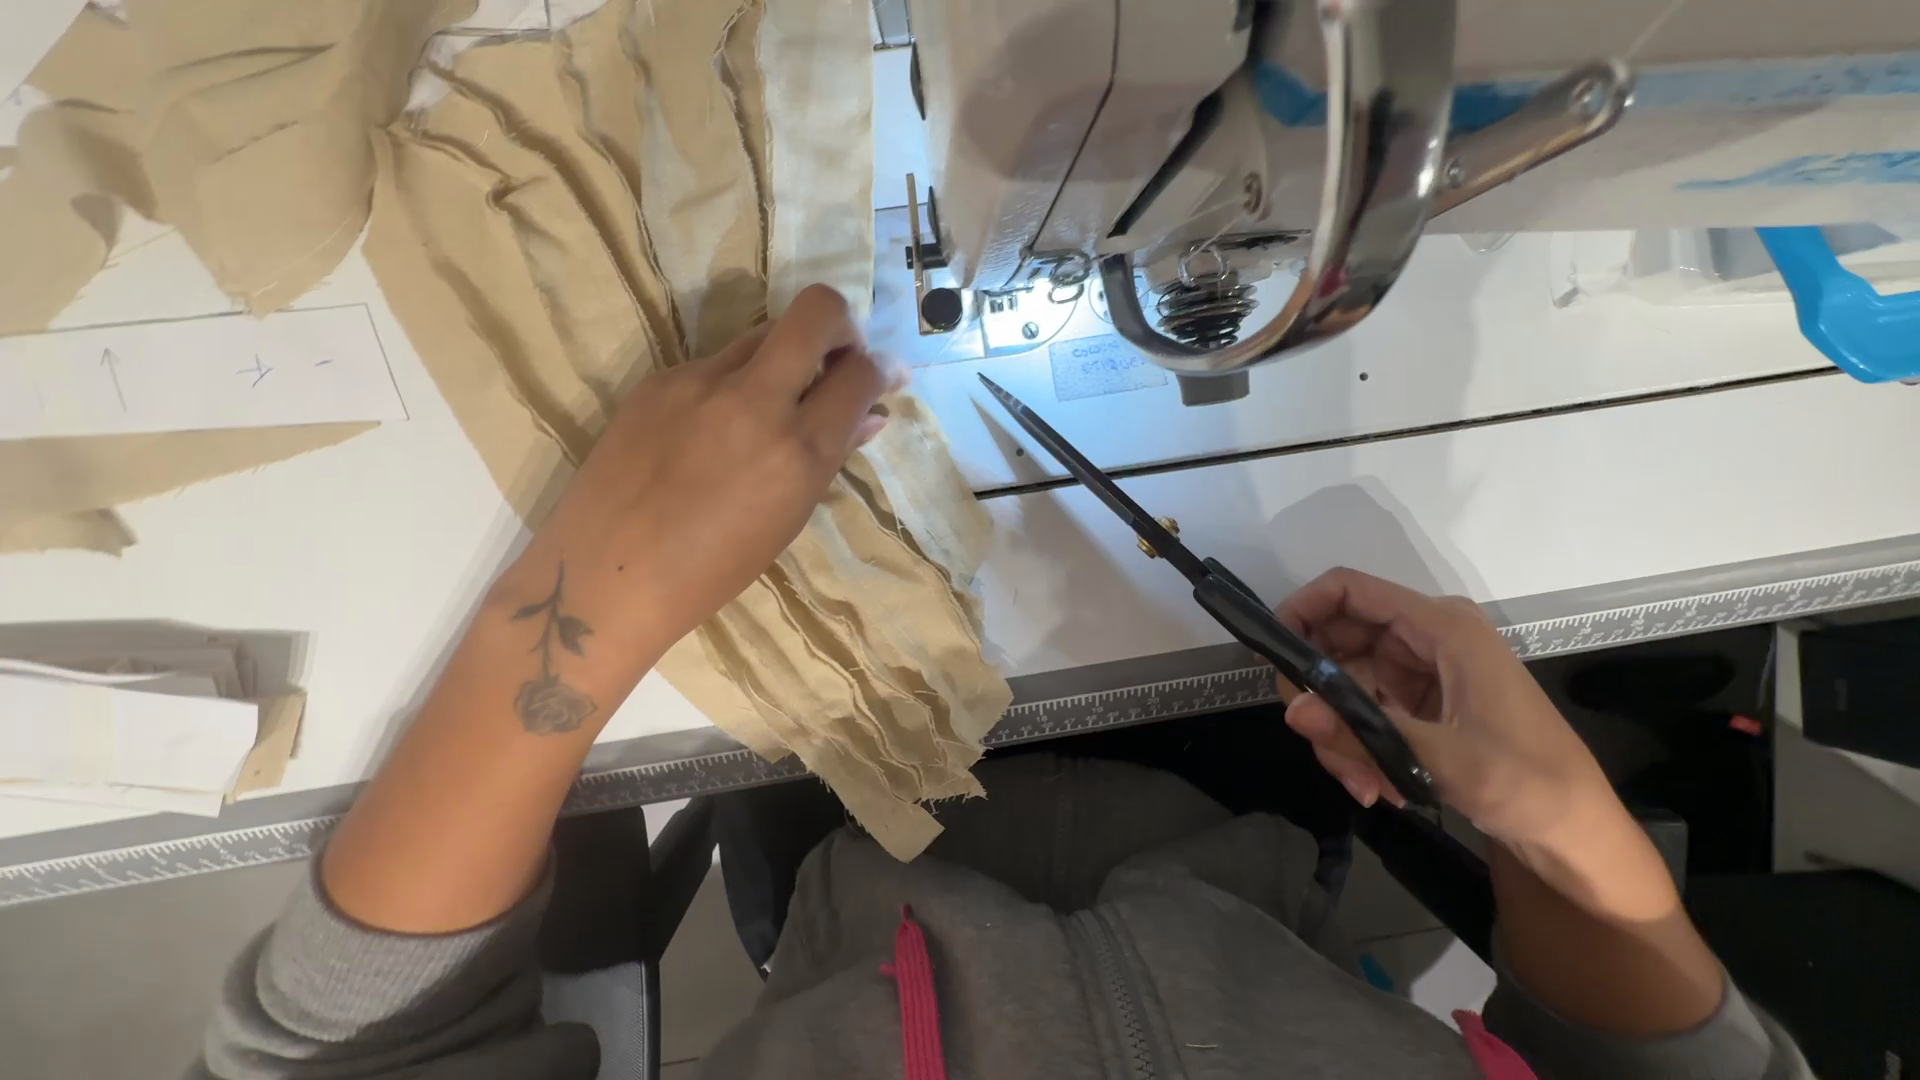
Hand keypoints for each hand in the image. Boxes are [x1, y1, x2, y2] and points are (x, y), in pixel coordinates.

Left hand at [500, 285, 905, 661]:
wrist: (606, 575)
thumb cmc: (712, 570)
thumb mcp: (787, 520)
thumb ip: (831, 457)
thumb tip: (870, 416)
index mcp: (797, 450)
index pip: (860, 374)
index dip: (882, 369)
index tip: (886, 375)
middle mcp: (754, 400)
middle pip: (817, 311)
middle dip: (844, 325)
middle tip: (840, 358)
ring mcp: (699, 382)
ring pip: (765, 332)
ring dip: (788, 355)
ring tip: (777, 402)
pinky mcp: (659, 379)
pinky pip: (717, 362)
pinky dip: (737, 382)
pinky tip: (718, 427)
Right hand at [1275, 568, 1615, 846]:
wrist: (1576, 836)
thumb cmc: (1527, 784)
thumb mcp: (1440, 761)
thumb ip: (1361, 732)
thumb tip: (1292, 712)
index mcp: (1442, 628)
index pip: (1350, 590)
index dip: (1302, 609)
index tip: (1270, 654)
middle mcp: (1427, 638)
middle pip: (1337, 639)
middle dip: (1319, 692)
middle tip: (1314, 736)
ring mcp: (1420, 670)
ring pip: (1343, 682)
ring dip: (1340, 731)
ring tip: (1363, 783)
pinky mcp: (1418, 701)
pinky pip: (1362, 708)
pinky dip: (1357, 743)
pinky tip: (1375, 785)